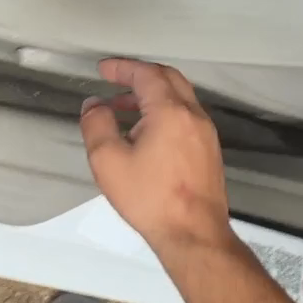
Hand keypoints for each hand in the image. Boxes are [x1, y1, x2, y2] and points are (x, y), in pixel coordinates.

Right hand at [79, 59, 235, 256]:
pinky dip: (163, 110)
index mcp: (170, 112)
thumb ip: (96, 124)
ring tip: (122, 107)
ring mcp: (205, 133)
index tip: (103, 69)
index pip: (146, 74)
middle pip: (168, 78)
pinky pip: (185, 115)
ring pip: (179, 97)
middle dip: (139, 74)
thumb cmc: (150, 198)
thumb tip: (94, 105)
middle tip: (115, 79)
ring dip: (151, 94)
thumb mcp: (107, 160)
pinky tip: (144, 130)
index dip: (122, 67)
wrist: (193, 234)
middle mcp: (193, 116)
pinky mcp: (208, 150)